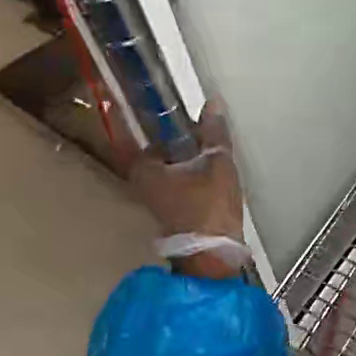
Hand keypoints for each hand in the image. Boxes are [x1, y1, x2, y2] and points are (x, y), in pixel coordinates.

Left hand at [127, 99, 246, 278]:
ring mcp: (154, 198)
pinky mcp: (170, 208)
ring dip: (182, 154)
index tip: (160, 105)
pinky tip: (206, 165)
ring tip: (205, 142)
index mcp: (143, 168)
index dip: (147, 117)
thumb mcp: (217, 162)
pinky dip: (187, 170)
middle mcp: (141, 182)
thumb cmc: (209, 205)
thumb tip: (211, 103)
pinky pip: (175, 179)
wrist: (213, 252)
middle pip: (156, 150)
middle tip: (194, 122)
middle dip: (174, 137)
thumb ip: (214, 133)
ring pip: (167, 166)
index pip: (138, 133)